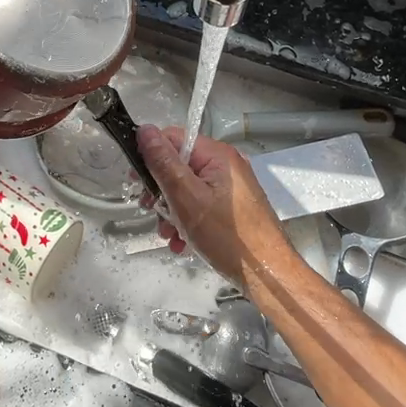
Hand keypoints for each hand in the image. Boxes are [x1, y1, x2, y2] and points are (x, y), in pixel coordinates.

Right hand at [137, 125, 295, 291]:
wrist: (268, 276)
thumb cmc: (228, 237)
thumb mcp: (186, 198)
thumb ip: (163, 163)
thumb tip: (144, 130)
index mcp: (217, 154)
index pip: (173, 138)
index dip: (150, 156)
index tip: (137, 181)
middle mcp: (226, 165)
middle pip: (180, 165)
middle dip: (161, 190)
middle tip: (150, 210)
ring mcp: (232, 187)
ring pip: (188, 188)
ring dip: (172, 210)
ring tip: (168, 233)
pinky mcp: (234, 207)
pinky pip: (202, 204)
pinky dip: (188, 220)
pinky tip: (182, 241)